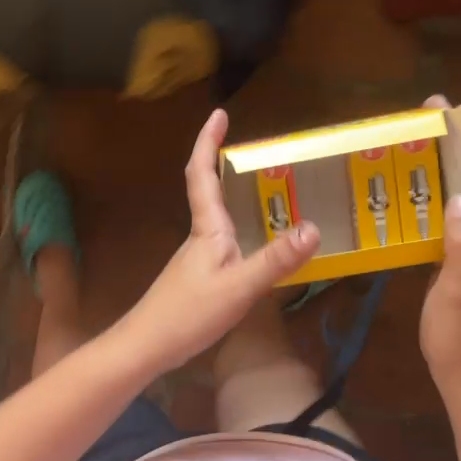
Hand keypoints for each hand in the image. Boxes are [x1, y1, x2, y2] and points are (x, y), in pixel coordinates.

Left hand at [116, 109, 319, 370]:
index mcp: (206, 230)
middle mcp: (199, 237)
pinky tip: (258, 246)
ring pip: (217, 219)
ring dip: (236, 198)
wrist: (147, 347)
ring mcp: (196, 259)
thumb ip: (275, 260)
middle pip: (209, 192)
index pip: (202, 175)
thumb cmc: (187, 314)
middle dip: (224, 164)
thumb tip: (313, 227)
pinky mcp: (198, 279)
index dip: (208, 143)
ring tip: (272, 190)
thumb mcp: (239, 287)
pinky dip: (242, 231)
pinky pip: (224, 242)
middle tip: (256, 149)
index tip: (219, 114)